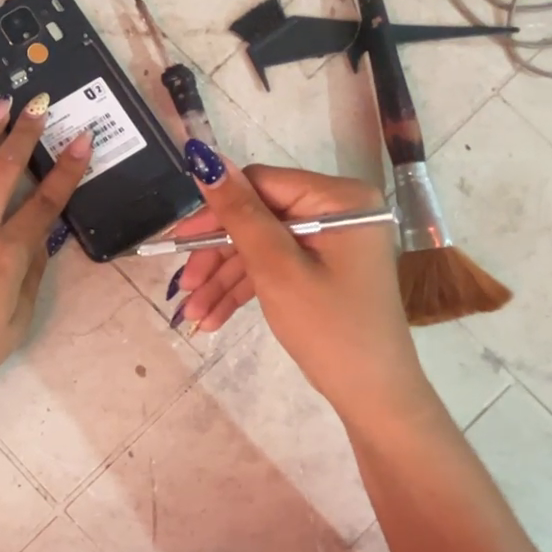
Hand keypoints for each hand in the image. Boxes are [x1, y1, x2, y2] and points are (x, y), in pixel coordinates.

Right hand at [171, 141, 427, 411]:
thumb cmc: (329, 325)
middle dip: (214, 256)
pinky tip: (212, 317)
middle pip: (254, 217)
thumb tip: (203, 158)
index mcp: (339, 200)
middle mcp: (337, 211)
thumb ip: (238, 212)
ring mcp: (330, 241)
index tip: (177, 243)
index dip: (215, 212)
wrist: (373, 393)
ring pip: (257, 247)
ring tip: (192, 313)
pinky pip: (272, 266)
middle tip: (183, 287)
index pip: (259, 184)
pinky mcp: (322, 267)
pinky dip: (242, 289)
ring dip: (222, 280)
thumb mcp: (276, 267)